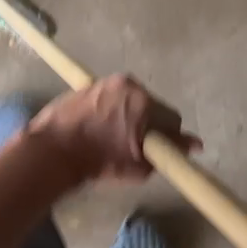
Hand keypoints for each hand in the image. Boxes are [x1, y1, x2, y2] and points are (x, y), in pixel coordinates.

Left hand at [27, 74, 201, 182]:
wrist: (54, 149)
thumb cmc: (98, 160)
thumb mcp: (138, 166)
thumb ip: (168, 153)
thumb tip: (192, 146)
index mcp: (144, 102)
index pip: (173, 119)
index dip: (172, 137)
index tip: (162, 149)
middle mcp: (129, 84)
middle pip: (153, 105)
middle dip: (151, 123)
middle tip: (137, 144)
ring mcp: (108, 81)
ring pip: (133, 99)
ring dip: (133, 113)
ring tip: (116, 135)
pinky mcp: (91, 83)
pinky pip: (114, 96)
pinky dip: (115, 108)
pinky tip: (102, 125)